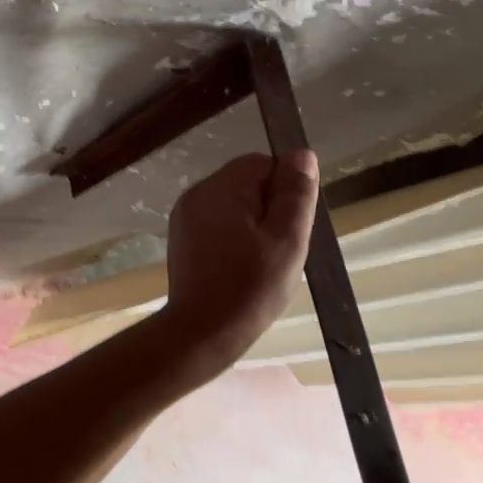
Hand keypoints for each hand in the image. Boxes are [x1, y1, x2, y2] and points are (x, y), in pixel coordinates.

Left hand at [159, 150, 318, 358]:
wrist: (202, 329)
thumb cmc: (251, 286)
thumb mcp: (287, 239)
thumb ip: (295, 193)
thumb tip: (300, 153)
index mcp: (219, 188)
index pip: (262, 163)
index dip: (284, 190)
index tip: (290, 226)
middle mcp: (196, 193)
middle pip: (245, 182)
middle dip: (268, 208)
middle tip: (278, 248)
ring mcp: (184, 215)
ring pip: (232, 204)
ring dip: (253, 225)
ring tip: (261, 261)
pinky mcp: (182, 236)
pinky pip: (217, 222)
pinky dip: (234, 237)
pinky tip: (241, 267)